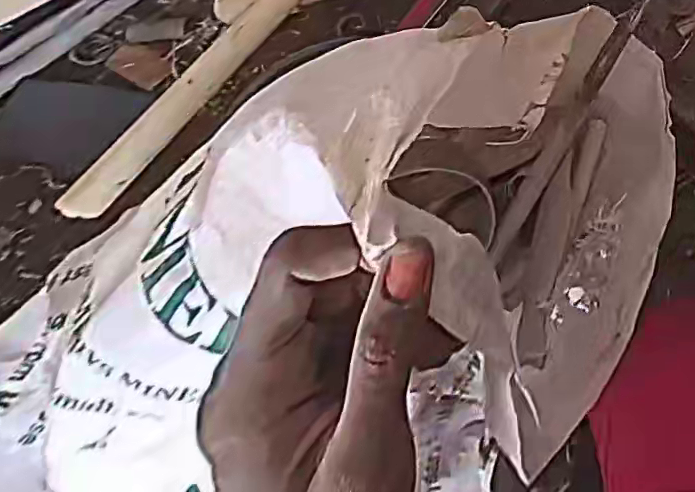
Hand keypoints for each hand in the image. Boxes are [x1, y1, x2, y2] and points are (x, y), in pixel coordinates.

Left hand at [198, 227, 449, 491]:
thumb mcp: (368, 449)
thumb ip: (386, 347)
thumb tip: (412, 251)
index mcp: (248, 385)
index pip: (289, 270)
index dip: (351, 247)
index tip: (416, 253)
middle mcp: (255, 370)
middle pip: (318, 278)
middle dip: (387, 275)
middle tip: (444, 291)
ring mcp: (283, 377)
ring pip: (342, 297)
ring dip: (400, 299)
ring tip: (446, 325)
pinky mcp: (312, 384)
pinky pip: (354, 327)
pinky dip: (399, 325)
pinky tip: (433, 345)